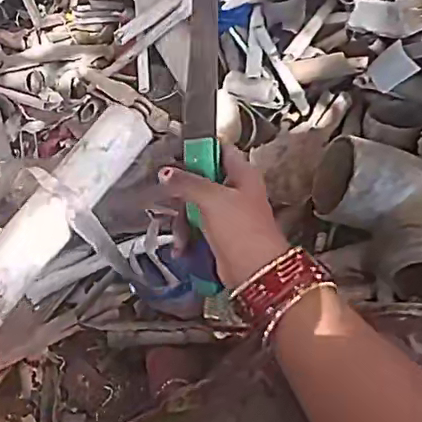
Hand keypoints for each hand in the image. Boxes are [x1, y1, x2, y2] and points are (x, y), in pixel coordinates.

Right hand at [158, 150, 293, 288]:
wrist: (254, 271)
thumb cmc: (244, 231)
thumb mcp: (211, 198)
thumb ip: (187, 182)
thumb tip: (167, 173)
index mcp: (243, 174)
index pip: (220, 149)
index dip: (199, 149)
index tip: (178, 156)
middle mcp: (237, 191)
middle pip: (202, 180)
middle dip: (184, 192)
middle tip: (173, 197)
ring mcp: (229, 214)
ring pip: (196, 205)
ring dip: (182, 219)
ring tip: (180, 232)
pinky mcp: (220, 235)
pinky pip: (196, 227)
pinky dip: (187, 235)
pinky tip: (183, 245)